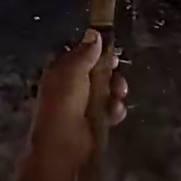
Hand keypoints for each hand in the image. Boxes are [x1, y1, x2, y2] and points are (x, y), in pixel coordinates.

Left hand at [25, 30, 127, 180]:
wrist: (62, 146)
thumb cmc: (64, 104)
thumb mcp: (73, 73)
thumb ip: (86, 53)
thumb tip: (95, 33)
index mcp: (62, 71)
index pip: (83, 54)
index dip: (98, 52)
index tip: (112, 52)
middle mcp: (73, 85)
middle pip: (99, 71)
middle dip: (112, 73)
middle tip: (117, 77)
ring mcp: (84, 104)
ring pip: (108, 88)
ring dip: (116, 91)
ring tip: (118, 97)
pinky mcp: (95, 120)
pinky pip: (111, 108)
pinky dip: (116, 109)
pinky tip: (115, 113)